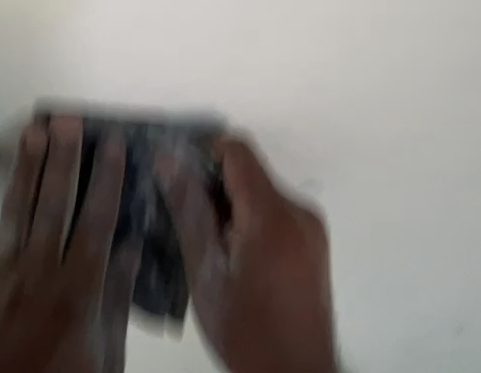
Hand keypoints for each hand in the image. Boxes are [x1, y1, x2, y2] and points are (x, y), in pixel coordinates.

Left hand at [0, 118, 143, 372]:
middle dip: (63, 158)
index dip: (105, 179)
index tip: (111, 144)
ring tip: (35, 128)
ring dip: (27, 165)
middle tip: (68, 120)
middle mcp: (40, 272)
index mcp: (78, 291)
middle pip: (54, 203)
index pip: (96, 221)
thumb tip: (131, 247)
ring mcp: (3, 271)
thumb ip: (116, 299)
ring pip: (18, 207)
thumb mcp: (106, 356)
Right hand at [160, 135, 337, 372]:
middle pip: (248, 171)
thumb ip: (187, 209)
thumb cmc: (246, 331)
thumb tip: (166, 159)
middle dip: (213, 184)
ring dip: (230, 204)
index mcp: (273, 216)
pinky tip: (233, 255)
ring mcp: (312, 229)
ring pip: (259, 191)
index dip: (202, 152)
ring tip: (209, 243)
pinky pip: (274, 210)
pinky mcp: (314, 244)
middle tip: (187, 216)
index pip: (236, 150)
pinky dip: (249, 218)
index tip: (178, 175)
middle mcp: (300, 212)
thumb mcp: (205, 272)